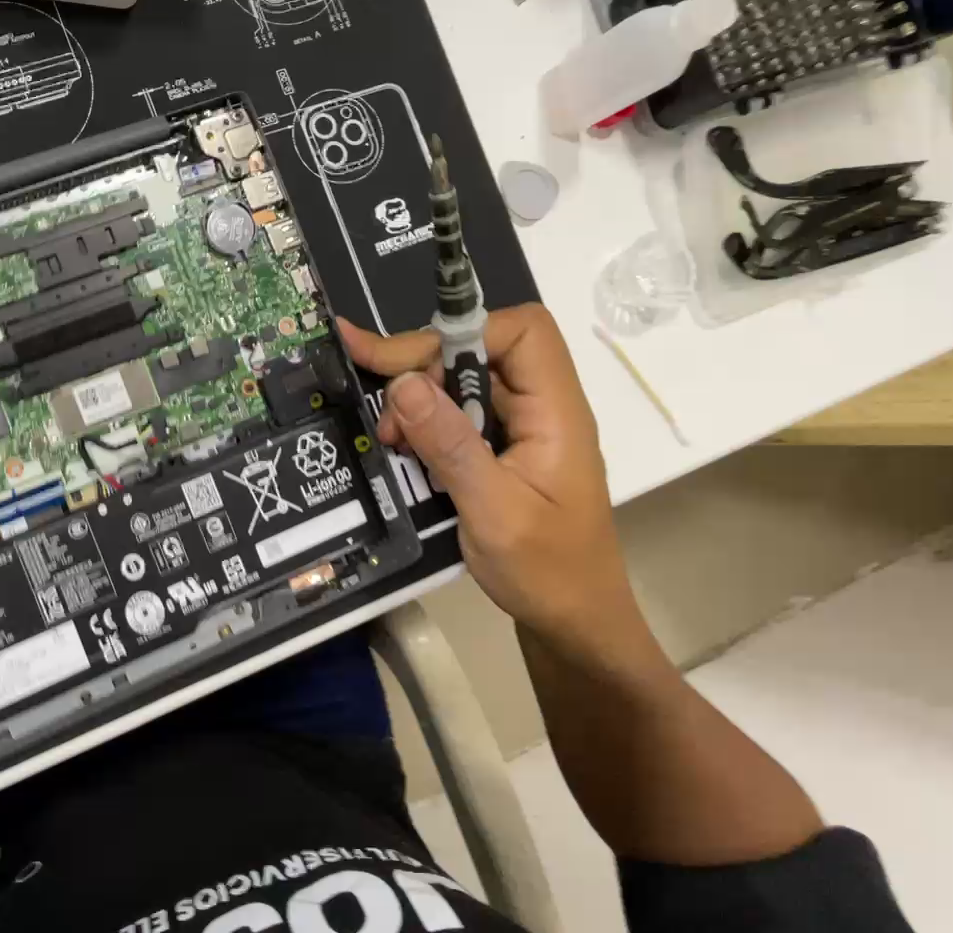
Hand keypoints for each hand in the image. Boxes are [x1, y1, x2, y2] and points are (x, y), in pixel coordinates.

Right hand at [339, 306, 653, 663]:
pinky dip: (423, 423)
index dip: (463, 332)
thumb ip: (450, 445)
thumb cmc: (547, 572)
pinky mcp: (500, 449)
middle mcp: (540, 408)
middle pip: (481, 350)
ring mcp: (520, 429)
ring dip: (417, 398)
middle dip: (423, 367)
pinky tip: (400, 446)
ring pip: (462, 382)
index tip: (409, 365)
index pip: (522, 332)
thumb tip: (403, 382)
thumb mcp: (493, 511)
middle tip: (380, 406)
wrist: (573, 621)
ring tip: (387, 435)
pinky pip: (456, 414)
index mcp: (556, 413)